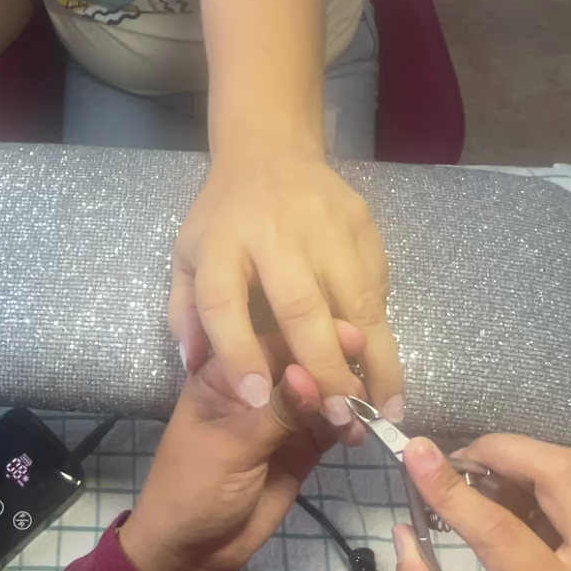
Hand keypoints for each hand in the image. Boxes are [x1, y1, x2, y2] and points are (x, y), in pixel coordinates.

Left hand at [120, 327, 360, 570]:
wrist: (192, 551)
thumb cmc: (194, 488)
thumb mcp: (231, 447)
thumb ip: (275, 414)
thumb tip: (310, 374)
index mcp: (225, 375)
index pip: (270, 342)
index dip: (308, 335)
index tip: (350, 337)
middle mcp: (257, 387)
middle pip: (303, 363)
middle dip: (335, 365)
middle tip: (364, 372)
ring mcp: (281, 417)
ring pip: (322, 394)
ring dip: (346, 399)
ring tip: (361, 413)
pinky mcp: (300, 447)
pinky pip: (330, 427)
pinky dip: (347, 426)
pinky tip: (358, 433)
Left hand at [171, 151, 401, 431]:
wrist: (268, 150)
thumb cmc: (222, 219)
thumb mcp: (186, 259)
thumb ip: (184, 314)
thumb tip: (193, 368)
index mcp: (218, 246)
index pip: (223, 304)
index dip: (239, 354)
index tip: (258, 401)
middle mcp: (272, 234)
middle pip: (300, 307)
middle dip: (324, 369)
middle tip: (343, 419)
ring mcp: (323, 225)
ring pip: (355, 300)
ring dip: (374, 359)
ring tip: (385, 408)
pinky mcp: (362, 222)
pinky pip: (377, 285)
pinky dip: (383, 328)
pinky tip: (385, 363)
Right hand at [390, 434, 570, 570]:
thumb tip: (404, 533)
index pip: (506, 535)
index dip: (453, 490)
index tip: (416, 453)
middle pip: (565, 476)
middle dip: (503, 449)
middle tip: (458, 459)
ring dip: (521, 463)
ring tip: (480, 481)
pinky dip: (541, 484)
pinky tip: (515, 505)